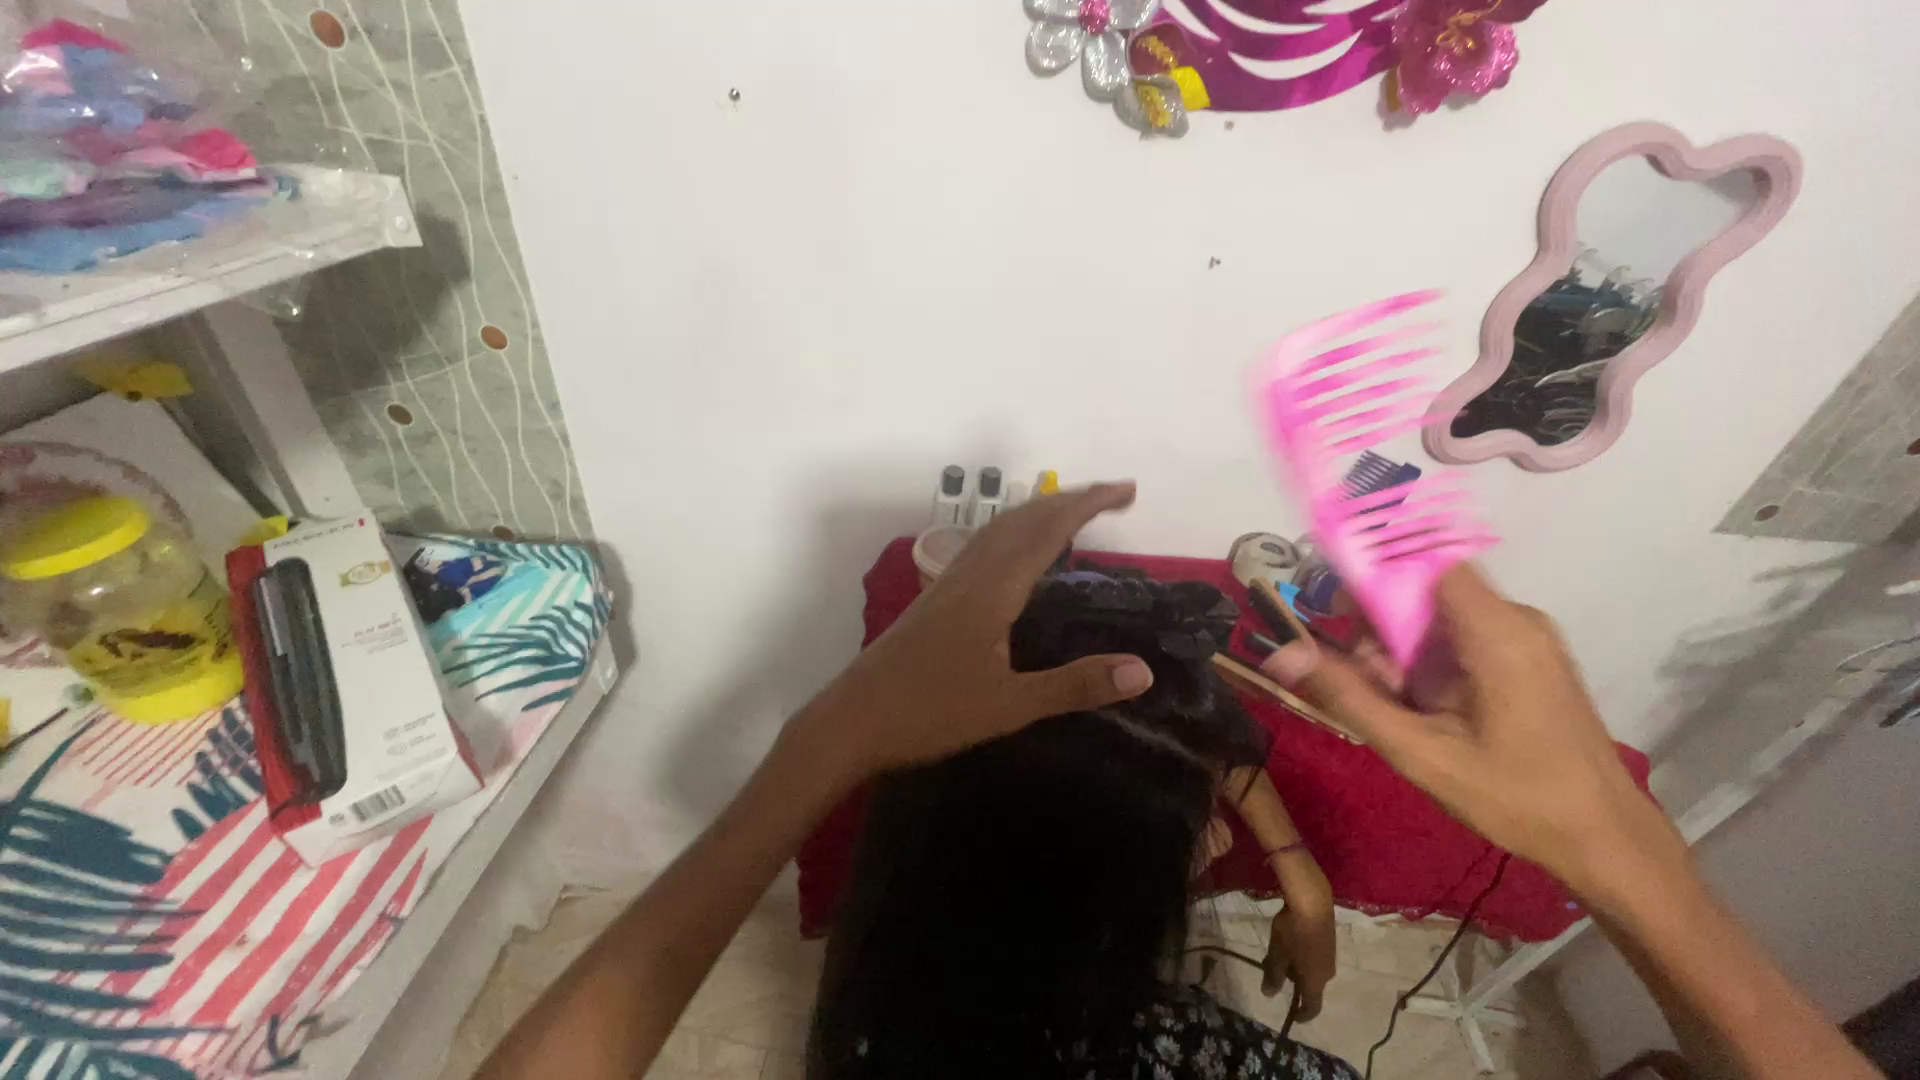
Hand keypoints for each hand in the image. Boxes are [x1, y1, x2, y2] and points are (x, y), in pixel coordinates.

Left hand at [791, 483, 1154, 781]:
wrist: (852, 719)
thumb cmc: (931, 713)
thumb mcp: (1011, 706)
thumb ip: (1075, 686)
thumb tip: (1143, 670)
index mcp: (994, 589)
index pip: (1049, 531)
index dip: (1089, 504)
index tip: (1127, 490)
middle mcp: (971, 573)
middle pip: (1024, 519)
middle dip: (1070, 500)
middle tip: (1115, 496)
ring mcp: (948, 582)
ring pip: (1000, 528)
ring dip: (1040, 512)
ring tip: (1074, 513)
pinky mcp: (935, 597)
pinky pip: (984, 545)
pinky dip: (1014, 532)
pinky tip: (1017, 553)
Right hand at [1260, 565, 1676, 896]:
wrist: (1608, 841)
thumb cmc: (1516, 798)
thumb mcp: (1417, 752)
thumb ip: (1347, 696)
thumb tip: (1280, 652)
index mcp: (1497, 630)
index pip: (1423, 557)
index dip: (1371, 568)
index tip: (1335, 609)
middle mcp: (1515, 618)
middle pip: (1421, 588)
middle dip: (1379, 627)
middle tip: (1371, 683)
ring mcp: (1525, 635)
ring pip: (1434, 614)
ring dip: (1400, 650)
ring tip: (1401, 706)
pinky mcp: (1525, 655)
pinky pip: (1457, 634)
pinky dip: (1426, 661)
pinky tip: (1426, 707)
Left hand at [1263, 885, 1335, 1021]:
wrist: (1313, 902)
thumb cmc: (1292, 931)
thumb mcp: (1277, 954)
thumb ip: (1273, 975)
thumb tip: (1269, 994)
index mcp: (1315, 982)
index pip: (1313, 1007)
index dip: (1303, 1014)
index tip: (1294, 1017)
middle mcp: (1327, 974)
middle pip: (1310, 986)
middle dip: (1293, 981)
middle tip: (1273, 968)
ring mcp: (1331, 957)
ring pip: (1312, 970)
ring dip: (1297, 966)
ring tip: (1278, 951)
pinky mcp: (1330, 942)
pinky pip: (1316, 958)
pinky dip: (1303, 956)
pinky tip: (1291, 940)